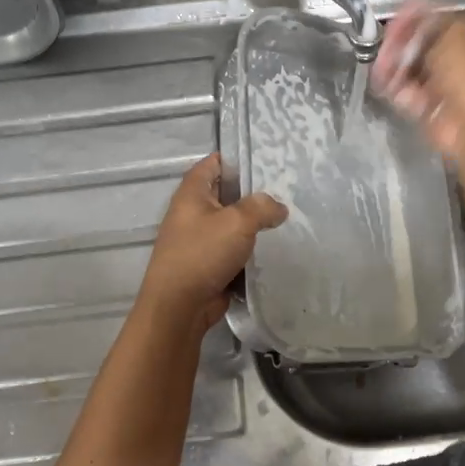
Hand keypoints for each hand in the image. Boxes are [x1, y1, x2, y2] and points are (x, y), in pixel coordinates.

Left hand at [136, 154, 287, 328]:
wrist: (179, 307)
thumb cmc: (203, 254)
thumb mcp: (238, 222)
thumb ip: (262, 207)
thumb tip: (278, 208)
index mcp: (192, 193)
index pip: (213, 163)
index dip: (237, 158)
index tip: (267, 160)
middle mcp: (192, 212)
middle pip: (225, 193)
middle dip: (252, 193)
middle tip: (285, 190)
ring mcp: (198, 239)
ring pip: (231, 224)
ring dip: (253, 225)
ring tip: (284, 219)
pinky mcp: (207, 264)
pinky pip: (232, 250)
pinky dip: (248, 250)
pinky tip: (272, 249)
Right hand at [370, 1, 464, 158]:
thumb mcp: (452, 35)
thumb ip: (431, 19)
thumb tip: (416, 8)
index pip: (442, 22)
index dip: (418, 18)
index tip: (399, 16)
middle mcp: (462, 63)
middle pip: (424, 47)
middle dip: (402, 44)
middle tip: (386, 42)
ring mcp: (446, 87)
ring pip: (414, 71)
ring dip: (395, 66)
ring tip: (382, 64)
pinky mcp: (431, 108)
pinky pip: (409, 94)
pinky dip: (397, 88)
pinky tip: (385, 82)